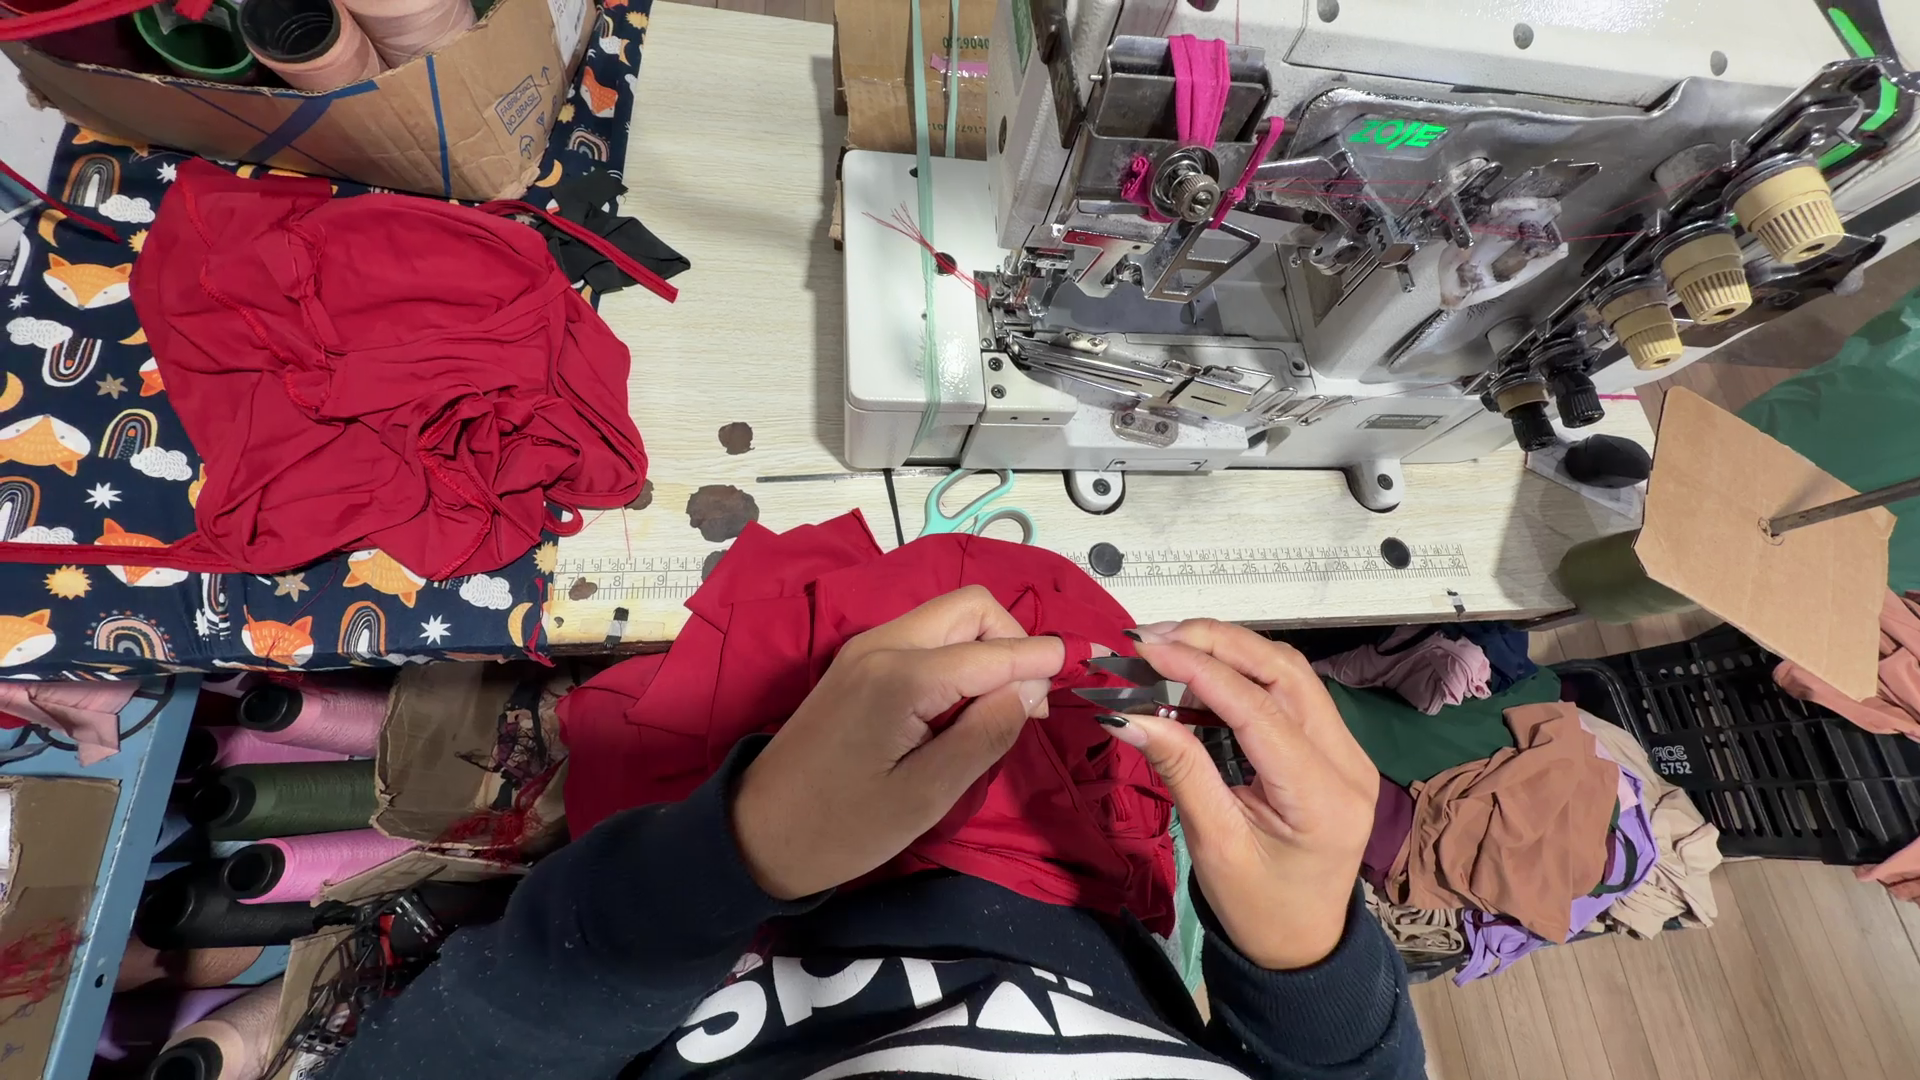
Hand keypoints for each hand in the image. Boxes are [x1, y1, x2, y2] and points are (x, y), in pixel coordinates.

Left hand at [730, 586, 1064, 899]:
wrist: (755, 833)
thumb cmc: (843, 827)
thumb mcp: (926, 795)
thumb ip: (986, 732)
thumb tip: (1031, 685)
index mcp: (901, 675)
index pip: (993, 649)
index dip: (1040, 660)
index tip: (1076, 676)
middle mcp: (883, 642)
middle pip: (970, 606)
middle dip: (1011, 639)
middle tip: (1025, 701)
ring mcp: (866, 646)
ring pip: (948, 615)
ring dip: (986, 645)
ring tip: (997, 705)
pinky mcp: (859, 660)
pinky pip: (926, 635)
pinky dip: (958, 653)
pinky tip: (961, 700)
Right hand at [1104, 620, 1376, 969]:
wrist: (1303, 941)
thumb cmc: (1257, 904)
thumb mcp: (1212, 841)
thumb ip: (1179, 767)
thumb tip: (1127, 714)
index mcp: (1321, 796)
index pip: (1257, 709)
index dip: (1199, 669)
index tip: (1146, 647)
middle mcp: (1346, 761)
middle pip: (1283, 670)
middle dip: (1216, 641)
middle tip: (1154, 635)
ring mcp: (1345, 748)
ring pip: (1288, 670)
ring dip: (1228, 647)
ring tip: (1171, 642)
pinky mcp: (1331, 744)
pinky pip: (1287, 687)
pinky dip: (1241, 666)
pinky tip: (1201, 665)